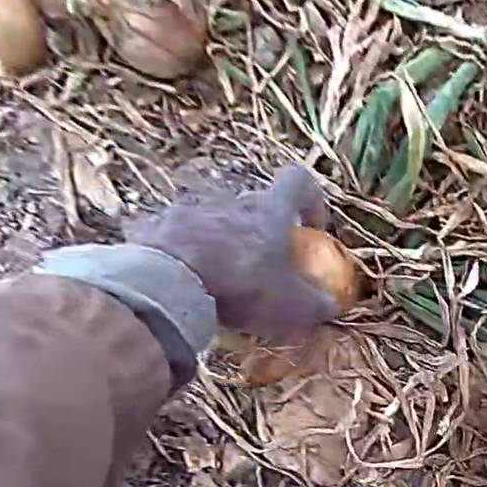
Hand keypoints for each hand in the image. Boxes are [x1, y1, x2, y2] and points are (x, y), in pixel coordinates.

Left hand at [126, 166, 338, 342]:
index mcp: (270, 210)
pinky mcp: (156, 224)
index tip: (313, 227)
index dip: (311, 199)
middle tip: (268, 260)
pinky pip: (179, 233)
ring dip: (225, 239)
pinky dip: (189, 251)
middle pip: (255, 201)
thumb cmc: (245, 285)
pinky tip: (190, 278)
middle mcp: (231, 199)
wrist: (170, 282)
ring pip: (217, 216)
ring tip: (225, 274)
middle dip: (264, 227)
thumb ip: (318, 303)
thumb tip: (331, 305)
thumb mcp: (294, 304)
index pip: (299, 181)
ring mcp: (190, 208)